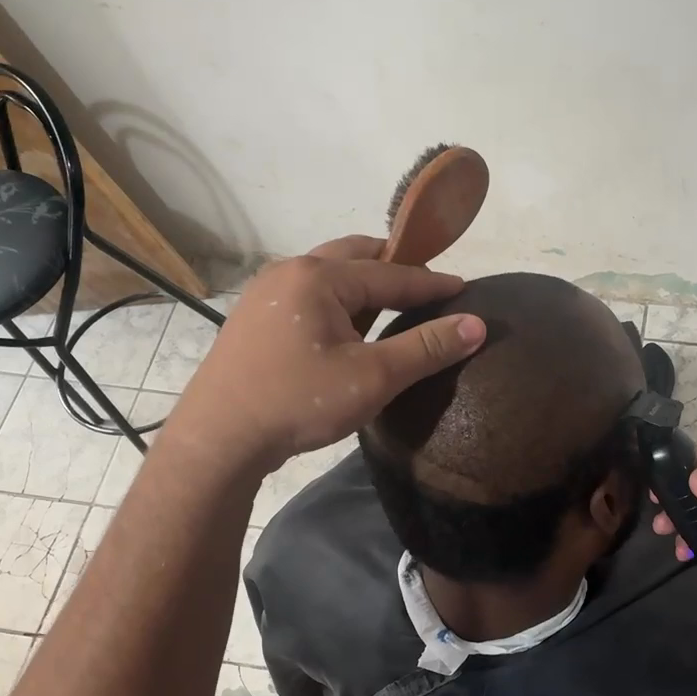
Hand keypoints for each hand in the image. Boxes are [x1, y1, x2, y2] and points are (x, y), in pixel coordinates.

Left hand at [170, 237, 482, 474]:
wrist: (220, 438)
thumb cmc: (299, 402)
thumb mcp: (373, 377)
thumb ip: (426, 348)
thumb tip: (476, 325)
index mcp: (319, 276)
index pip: (391, 272)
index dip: (432, 284)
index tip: (466, 288)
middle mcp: (290, 272)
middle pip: (355, 257)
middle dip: (396, 269)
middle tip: (430, 287)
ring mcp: (267, 294)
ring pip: (331, 277)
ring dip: (367, 285)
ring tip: (397, 305)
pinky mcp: (257, 320)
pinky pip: (312, 296)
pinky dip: (342, 302)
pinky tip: (354, 329)